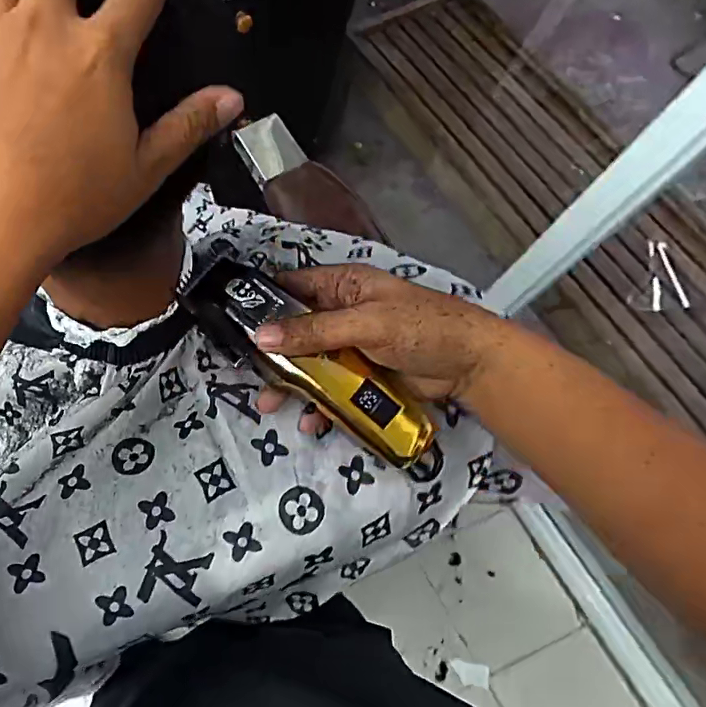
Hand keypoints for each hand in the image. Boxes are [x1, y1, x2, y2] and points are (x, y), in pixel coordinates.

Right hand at [250, 265, 509, 432]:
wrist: (471, 365)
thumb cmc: (422, 328)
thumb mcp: (365, 325)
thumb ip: (314, 331)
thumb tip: (261, 335)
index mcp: (342, 286)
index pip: (292, 287)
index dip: (263, 303)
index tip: (235, 324)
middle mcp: (340, 313)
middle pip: (295, 332)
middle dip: (273, 356)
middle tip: (253, 377)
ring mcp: (349, 347)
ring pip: (309, 364)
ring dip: (291, 385)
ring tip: (272, 406)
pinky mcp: (360, 376)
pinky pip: (330, 388)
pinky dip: (319, 403)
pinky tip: (311, 420)